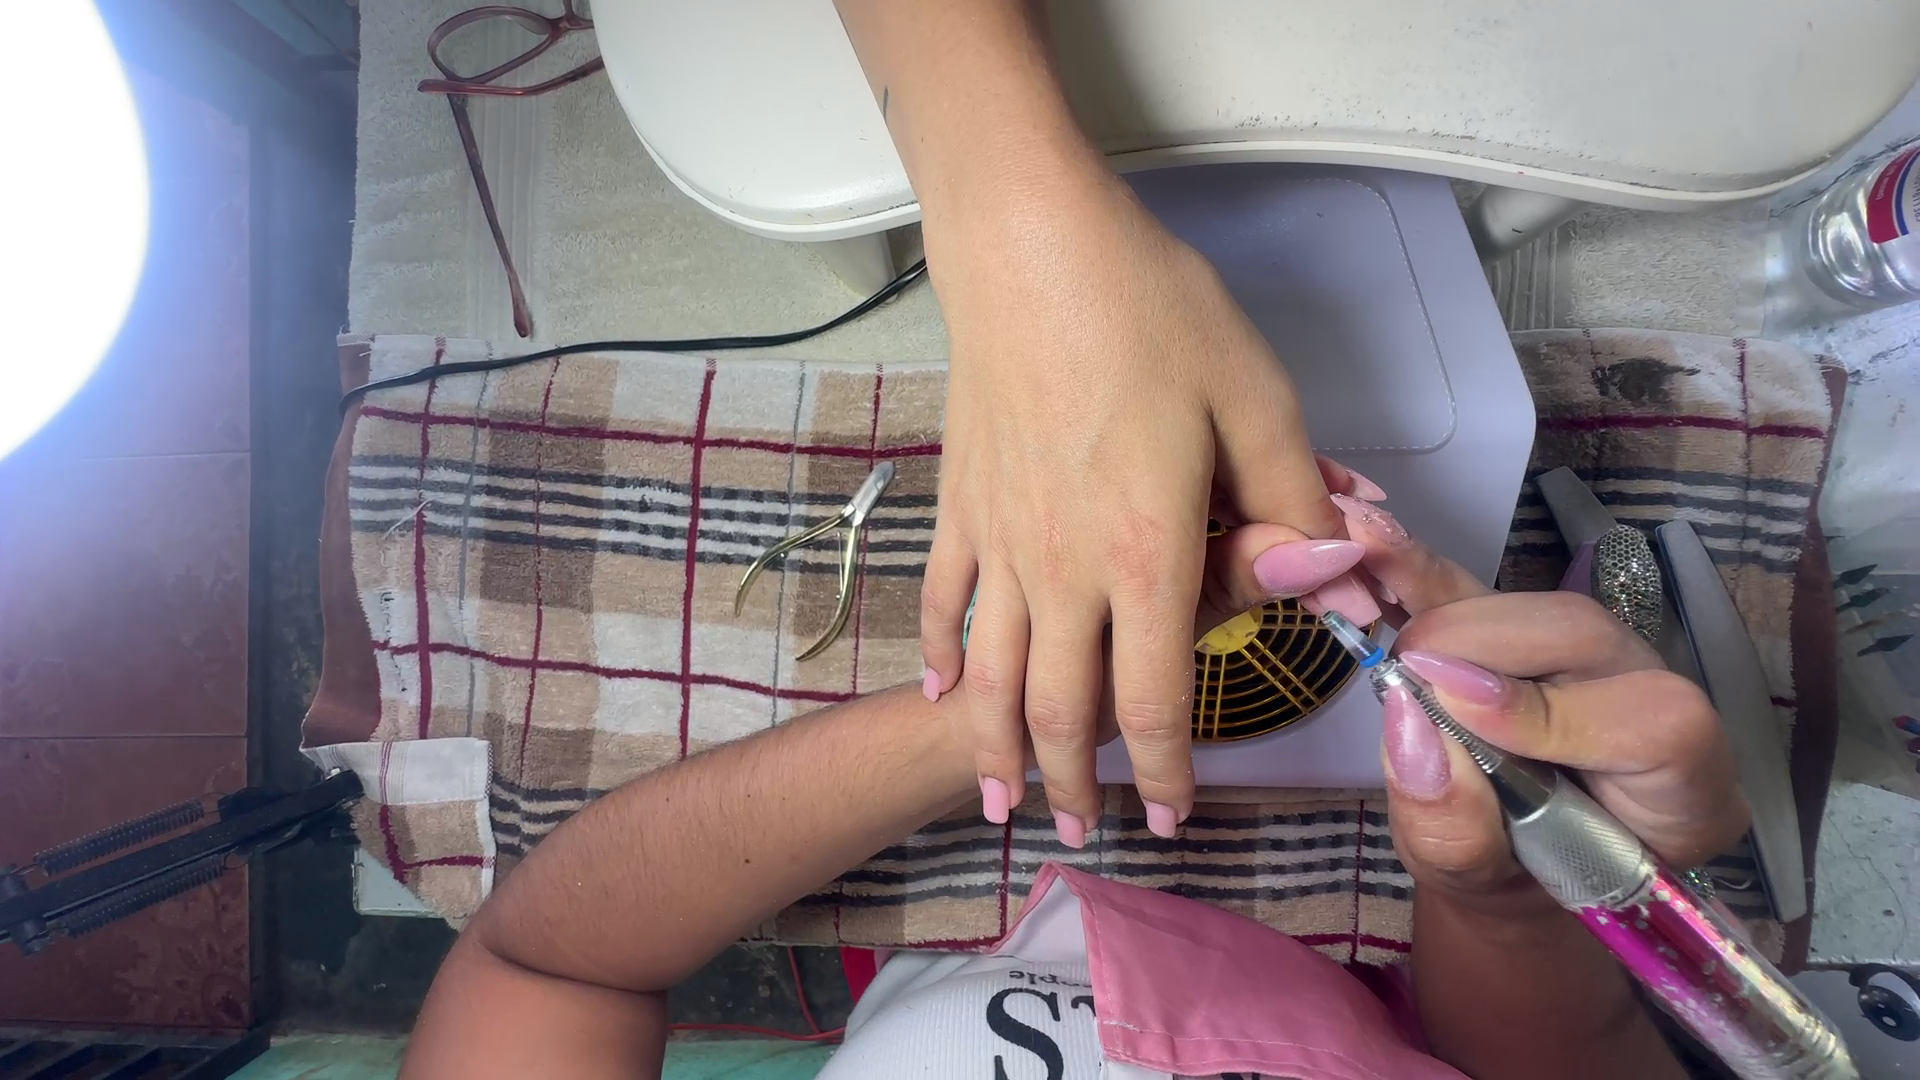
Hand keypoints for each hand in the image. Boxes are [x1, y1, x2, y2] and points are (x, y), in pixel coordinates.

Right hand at [921, 175, 1362, 843]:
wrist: (1028, 255)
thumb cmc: (1146, 313)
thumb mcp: (1251, 392)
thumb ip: (1286, 498)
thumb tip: (1317, 579)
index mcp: (1146, 551)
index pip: (1154, 694)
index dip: (1163, 767)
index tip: (1166, 818)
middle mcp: (1062, 569)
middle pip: (1059, 704)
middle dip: (1073, 779)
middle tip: (1081, 830)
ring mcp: (997, 543)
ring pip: (991, 672)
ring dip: (996, 745)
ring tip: (998, 800)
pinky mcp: (957, 509)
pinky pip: (942, 600)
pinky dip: (937, 655)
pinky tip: (932, 692)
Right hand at [1335, 495, 1750, 912]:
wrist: (1501, 854)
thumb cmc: (1502, 877)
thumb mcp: (1470, 882)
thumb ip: (1451, 825)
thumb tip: (1410, 725)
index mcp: (1677, 790)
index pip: (1654, 723)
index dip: (1551, 708)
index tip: (1448, 703)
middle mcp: (1648, 702)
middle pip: (1588, 635)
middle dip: (1481, 640)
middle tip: (1401, 665)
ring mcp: (1589, 658)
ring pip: (1533, 603)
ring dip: (1444, 603)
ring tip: (1376, 622)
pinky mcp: (1522, 630)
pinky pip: (1475, 588)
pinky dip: (1413, 569)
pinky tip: (1368, 538)